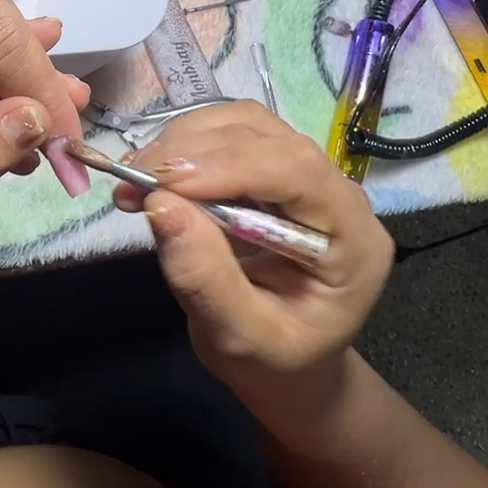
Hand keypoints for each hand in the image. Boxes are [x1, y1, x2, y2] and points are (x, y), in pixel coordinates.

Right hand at [115, 101, 394, 455]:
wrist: (285, 362)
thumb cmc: (273, 361)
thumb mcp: (240, 339)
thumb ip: (206, 279)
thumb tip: (161, 205)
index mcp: (354, 239)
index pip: (297, 171)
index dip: (228, 166)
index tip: (162, 183)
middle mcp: (336, 192)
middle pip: (267, 138)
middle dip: (194, 152)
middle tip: (133, 180)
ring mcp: (303, 173)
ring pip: (243, 124)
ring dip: (183, 141)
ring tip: (136, 178)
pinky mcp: (268, 165)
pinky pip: (226, 133)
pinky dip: (183, 144)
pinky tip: (152, 175)